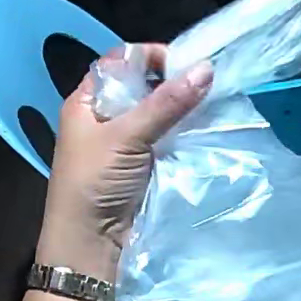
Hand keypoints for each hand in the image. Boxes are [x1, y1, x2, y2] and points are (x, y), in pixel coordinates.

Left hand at [38, 45, 212, 281]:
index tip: (186, 64)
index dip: (151, 56)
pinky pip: (169, 142)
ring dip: (183, 113)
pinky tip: (205, 134)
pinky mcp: (145, 168)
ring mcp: (127, 145)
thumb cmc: (95, 183)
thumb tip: (207, 69)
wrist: (91, 244)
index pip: (121, 61)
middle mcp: (106, 119)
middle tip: (206, 87)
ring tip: (212, 109)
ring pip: (160, 116)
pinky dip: (185, 137)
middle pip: (144, 88)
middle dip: (174, 85)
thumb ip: (166, 104)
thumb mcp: (126, 136)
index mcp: (88, 101)